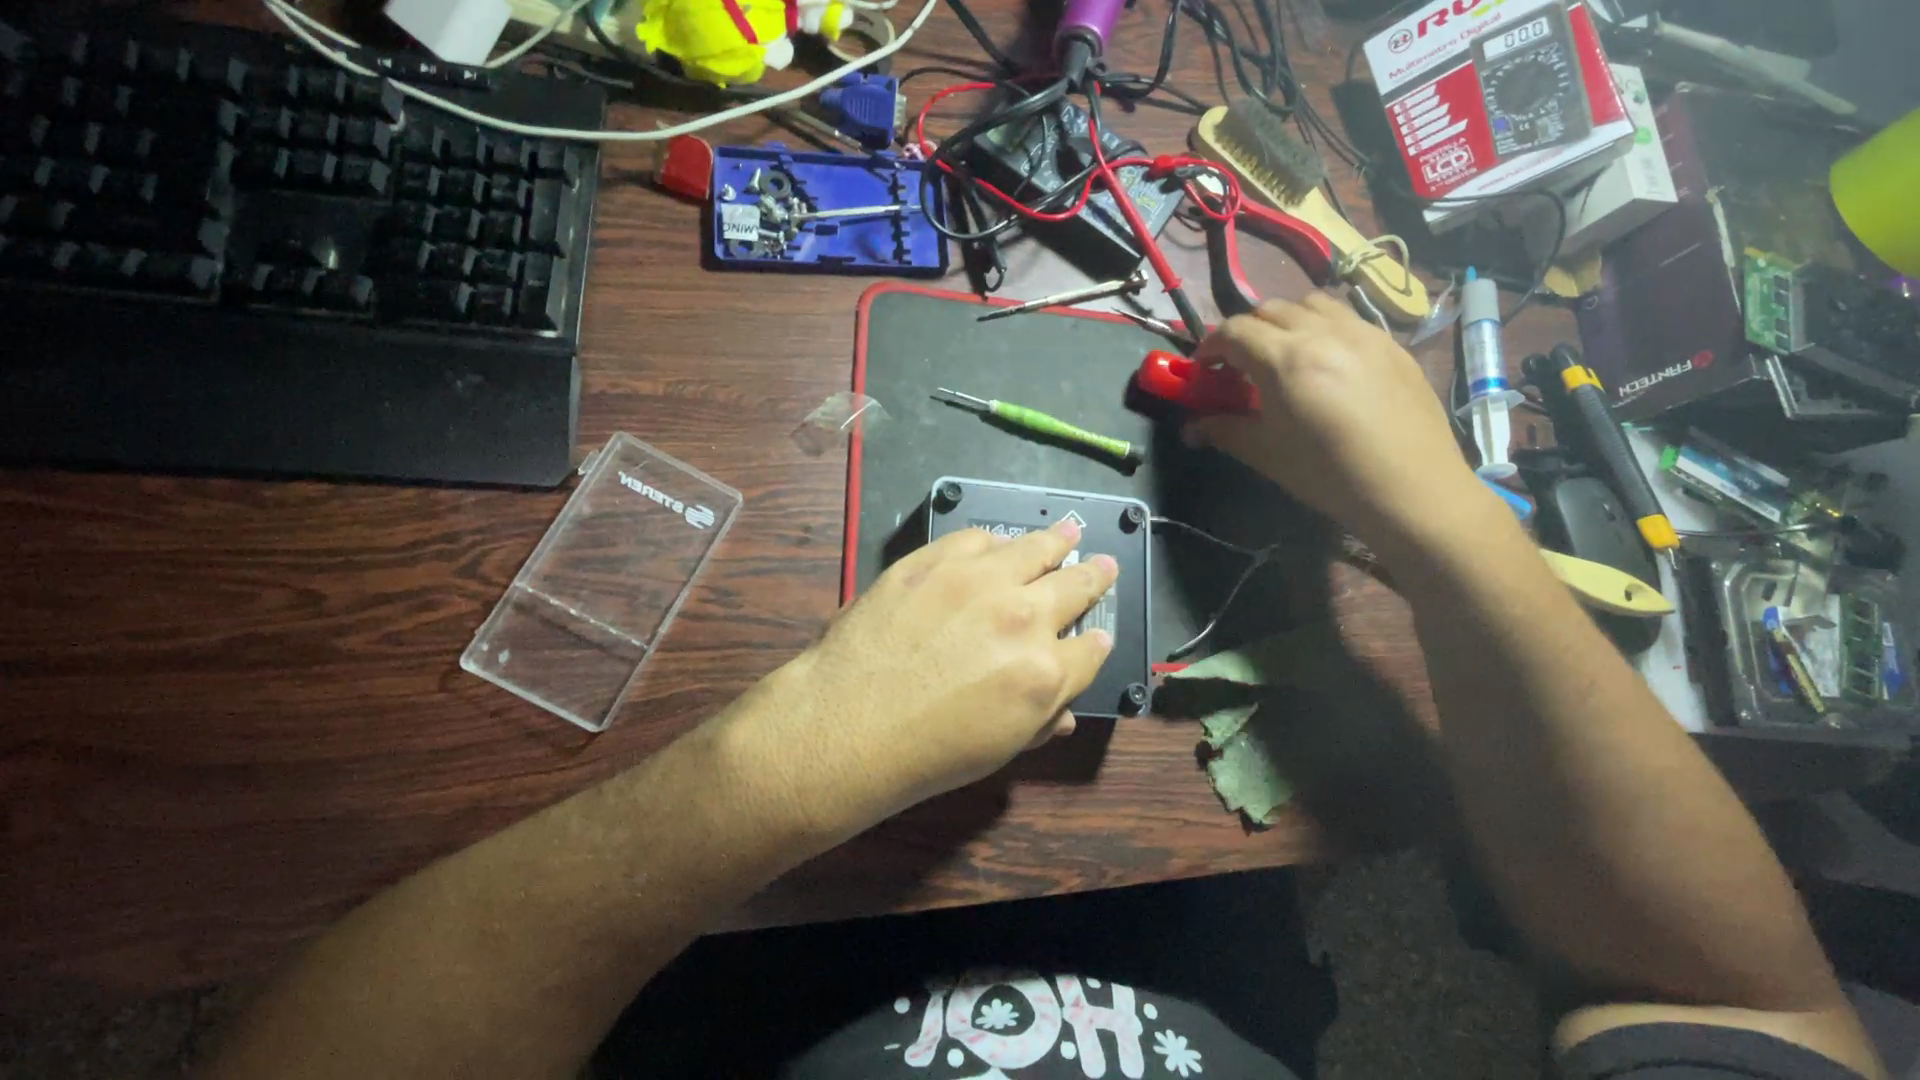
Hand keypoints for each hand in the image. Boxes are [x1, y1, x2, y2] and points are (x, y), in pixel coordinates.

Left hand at [728, 519, 1117, 839]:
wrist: (847, 723)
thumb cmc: (925, 754)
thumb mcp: (998, 751)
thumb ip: (1041, 722)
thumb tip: (1068, 708)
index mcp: (1044, 672)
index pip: (1091, 649)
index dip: (1097, 642)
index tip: (1099, 634)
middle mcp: (1022, 617)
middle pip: (1074, 585)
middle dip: (1095, 575)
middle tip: (1105, 563)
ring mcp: (977, 581)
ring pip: (1033, 548)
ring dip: (1056, 539)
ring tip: (1068, 530)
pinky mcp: (935, 561)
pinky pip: (976, 539)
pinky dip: (994, 541)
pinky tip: (997, 542)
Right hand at [1187, 292, 1488, 554]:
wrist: (1410, 489)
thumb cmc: (1327, 474)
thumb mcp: (1266, 454)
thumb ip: (1224, 431)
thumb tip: (1191, 429)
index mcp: (1285, 359)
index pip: (1234, 331)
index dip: (1211, 346)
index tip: (1204, 369)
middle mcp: (1323, 332)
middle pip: (1270, 309)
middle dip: (1246, 331)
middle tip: (1239, 364)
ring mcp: (1363, 333)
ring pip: (1312, 304)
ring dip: (1286, 320)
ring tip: (1283, 352)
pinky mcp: (1392, 344)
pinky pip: (1348, 319)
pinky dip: (1323, 328)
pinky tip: (1326, 363)